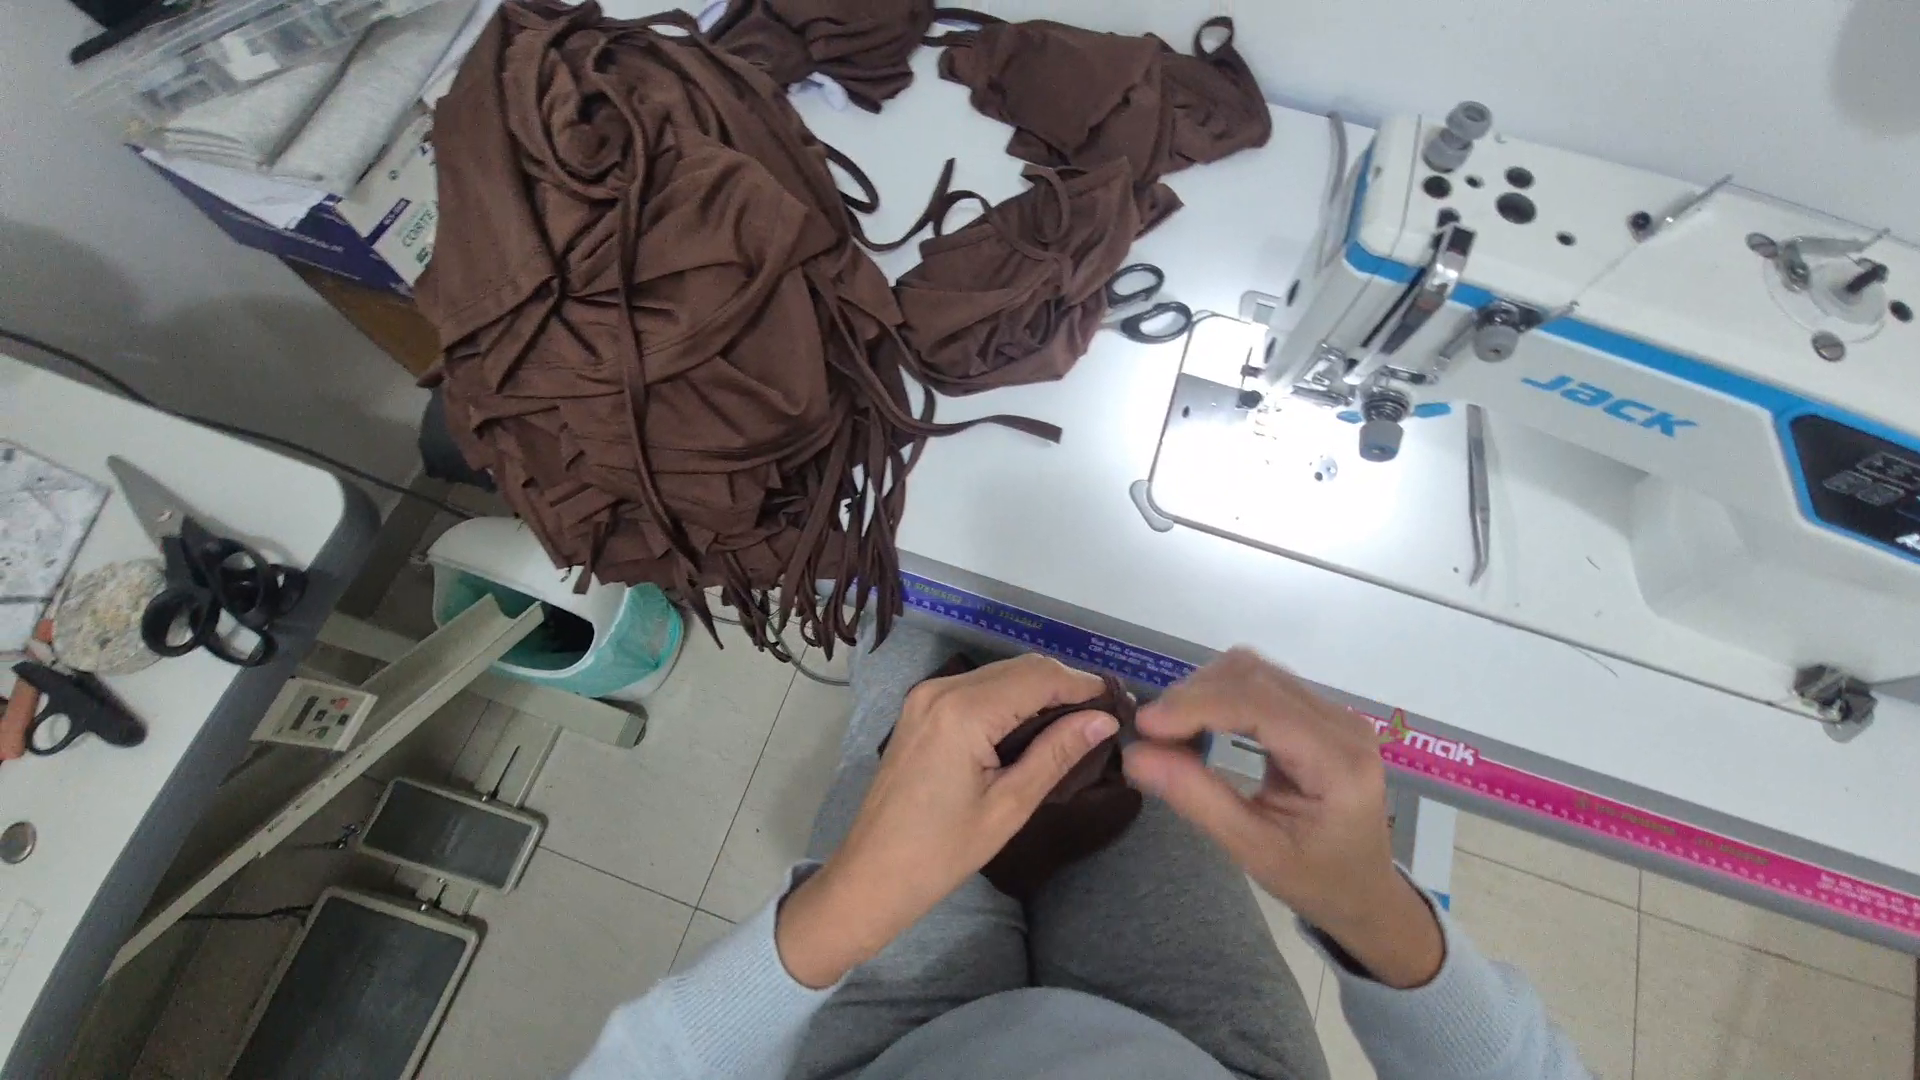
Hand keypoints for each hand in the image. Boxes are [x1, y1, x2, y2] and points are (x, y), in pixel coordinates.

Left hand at [777, 654, 1117, 987]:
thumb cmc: (942, 851)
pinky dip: (1010, 695)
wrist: (872, 873)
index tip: (1119, 702)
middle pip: (1019, 666)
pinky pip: (977, 686)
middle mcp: (942, 689)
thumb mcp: (1009, 806)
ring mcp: (926, 694)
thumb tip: (1104, 720)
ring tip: (1076, 719)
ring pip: (999, 672)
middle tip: (1103, 714)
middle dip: (1064, 683)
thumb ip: (1056, 753)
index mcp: (964, 711)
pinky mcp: (921, 706)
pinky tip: (1033, 722)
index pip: (1039, 676)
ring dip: (1039, 687)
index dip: (1083, 684)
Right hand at [1120, 649, 1443, 988]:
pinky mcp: (1313, 710)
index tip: (1144, 726)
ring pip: (1250, 670)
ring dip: (1201, 690)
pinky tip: (1197, 723)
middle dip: (1192, 695)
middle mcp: (1340, 722)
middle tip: (1152, 734)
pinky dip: (1216, 694)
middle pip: (1252, 675)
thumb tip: (1132, 754)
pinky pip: (1256, 681)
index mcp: (1337, 761)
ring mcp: (1330, 711)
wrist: (1365, 893)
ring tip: (1171, 730)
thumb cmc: (1315, 880)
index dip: (1195, 706)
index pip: (1258, 705)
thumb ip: (1195, 796)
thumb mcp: (1252, 850)